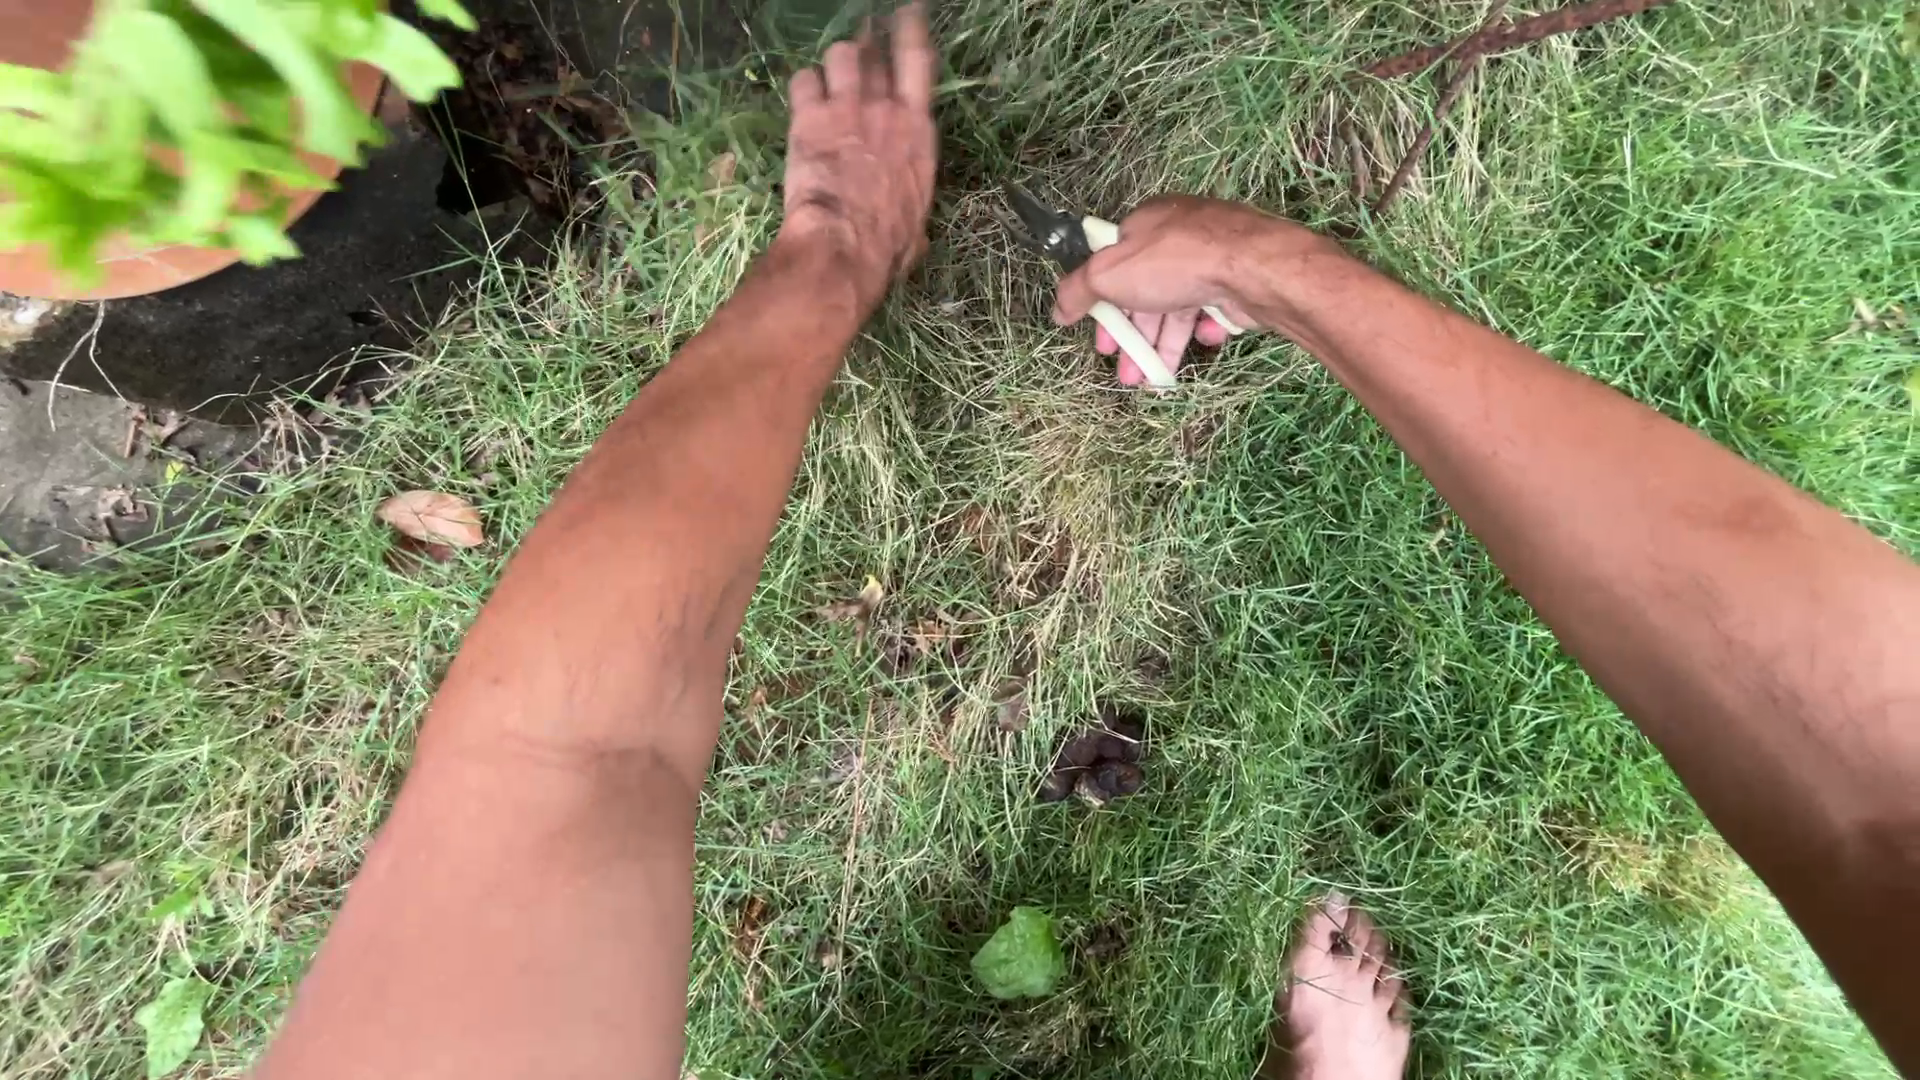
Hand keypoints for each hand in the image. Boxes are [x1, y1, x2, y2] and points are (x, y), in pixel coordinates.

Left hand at [778, 4, 937, 305]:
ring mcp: (847, 108)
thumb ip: (912, 210)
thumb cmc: (886, 249)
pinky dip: (804, 89)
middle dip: (868, 46)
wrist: (844, 247)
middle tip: (860, 51)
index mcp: (919, 134)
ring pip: (840, 54)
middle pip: (875, 52)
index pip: (918, 61)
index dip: (909, 31)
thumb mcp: (915, 230)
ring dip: (835, 66)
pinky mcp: (809, 118)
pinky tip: (804, 106)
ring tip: (830, 83)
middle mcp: (886, 109)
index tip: (905, 16)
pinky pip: (803, 80)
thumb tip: (915, 234)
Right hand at [1050, 196, 1321, 385]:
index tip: (1101, 341)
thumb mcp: (1108, 274)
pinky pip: (1209, 311)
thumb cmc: (1175, 264)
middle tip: (1125, 373)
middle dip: (1132, 338)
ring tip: (1151, 380)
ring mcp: (1210, 260)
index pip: (1112, 266)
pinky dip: (1200, 332)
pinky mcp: (1235, 283)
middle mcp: (1178, 237)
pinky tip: (1199, 344)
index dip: (1102, 306)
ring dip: (1160, 347)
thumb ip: (1077, 291)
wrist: (1253, 269)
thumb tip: (1057, 309)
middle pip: (1143, 295)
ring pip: (1176, 310)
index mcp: (1146, 224)